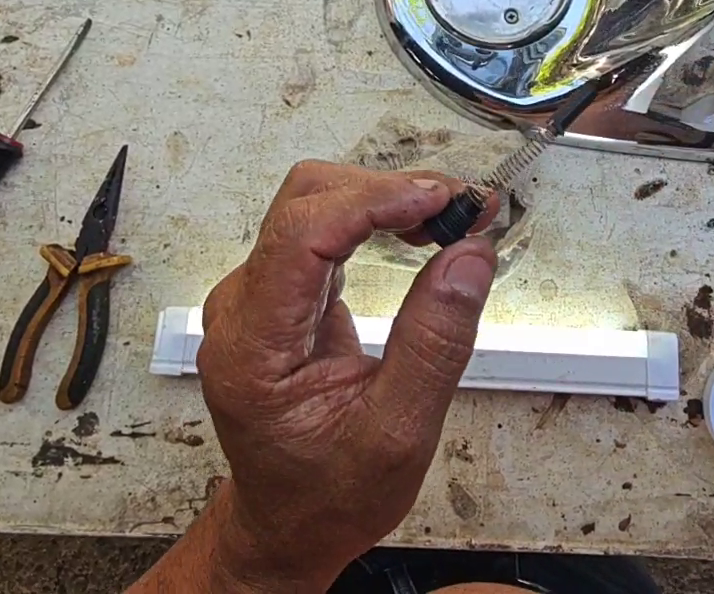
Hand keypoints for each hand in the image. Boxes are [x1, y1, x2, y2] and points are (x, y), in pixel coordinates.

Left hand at [194, 162, 497, 591]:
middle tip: (460, 206)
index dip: (374, 200)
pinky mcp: (282, 288)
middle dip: (388, 190)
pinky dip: (378, 216)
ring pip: (317, 202)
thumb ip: (434, 343)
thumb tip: (469, 256)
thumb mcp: (398, 434)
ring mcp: (259, 291)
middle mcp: (244, 304)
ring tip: (450, 215)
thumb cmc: (329, 494)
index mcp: (253, 345)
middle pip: (307, 200)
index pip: (301, 233)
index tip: (441, 199)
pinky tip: (418, 228)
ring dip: (387, 197)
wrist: (289, 522)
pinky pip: (327, 226)